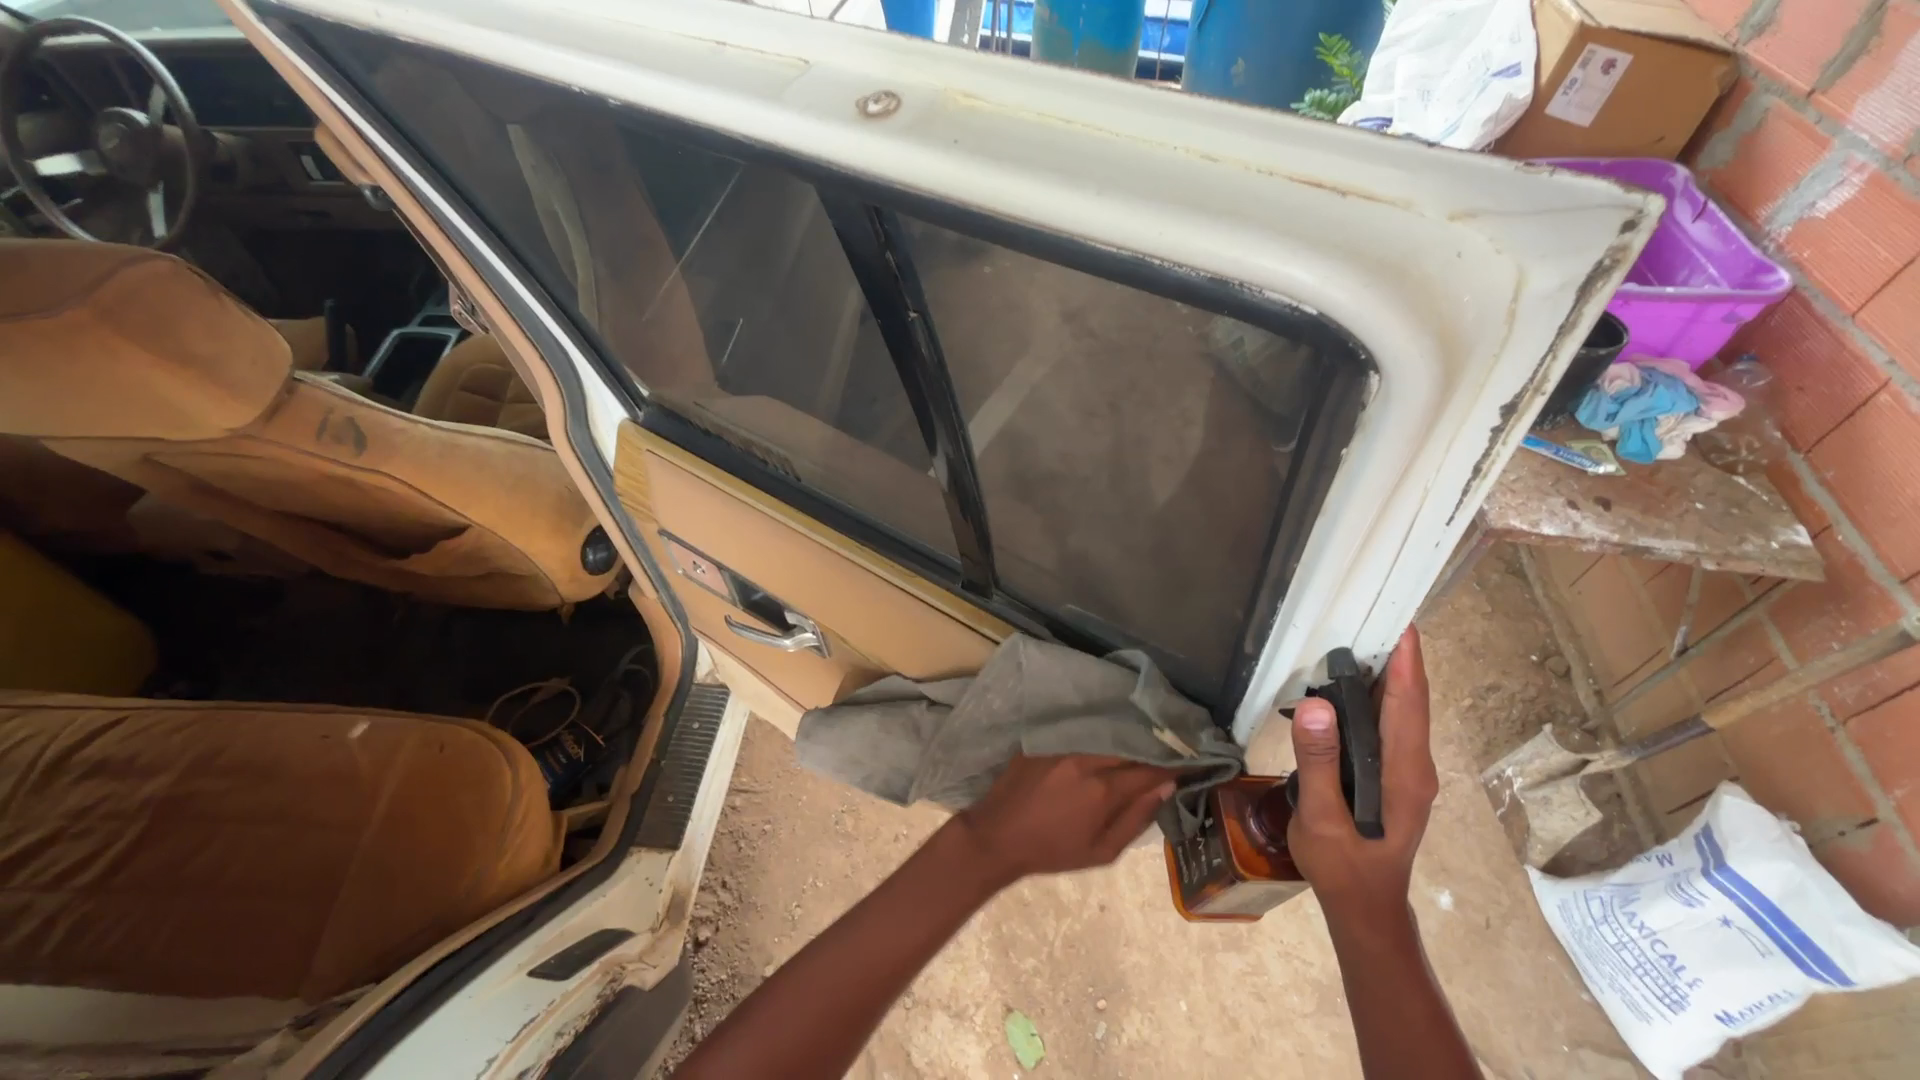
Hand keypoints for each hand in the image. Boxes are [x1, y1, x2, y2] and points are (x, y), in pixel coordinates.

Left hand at [955, 755, 1175, 885]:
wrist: (996, 837)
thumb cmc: (1052, 852)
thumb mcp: (1101, 851)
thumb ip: (1137, 818)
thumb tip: (1166, 787)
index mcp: (1103, 790)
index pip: (1151, 769)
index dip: (1176, 765)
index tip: (1195, 762)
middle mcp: (1086, 760)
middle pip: (1131, 745)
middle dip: (1155, 746)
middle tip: (1173, 748)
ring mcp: (1062, 746)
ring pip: (1107, 736)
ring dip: (1128, 739)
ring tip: (1146, 741)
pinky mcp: (1043, 739)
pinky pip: (1081, 733)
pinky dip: (1100, 737)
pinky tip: (1109, 740)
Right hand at [1288, 628, 1438, 928]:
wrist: (1364, 907)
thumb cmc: (1344, 866)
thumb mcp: (1322, 818)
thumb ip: (1320, 763)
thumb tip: (1317, 703)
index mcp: (1404, 770)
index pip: (1410, 701)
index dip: (1406, 658)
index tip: (1396, 616)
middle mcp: (1415, 764)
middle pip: (1410, 699)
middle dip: (1393, 655)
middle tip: (1363, 614)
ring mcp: (1408, 771)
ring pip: (1400, 711)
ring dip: (1382, 675)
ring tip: (1348, 640)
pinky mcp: (1395, 776)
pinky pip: (1387, 726)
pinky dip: (1371, 700)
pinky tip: (1338, 692)